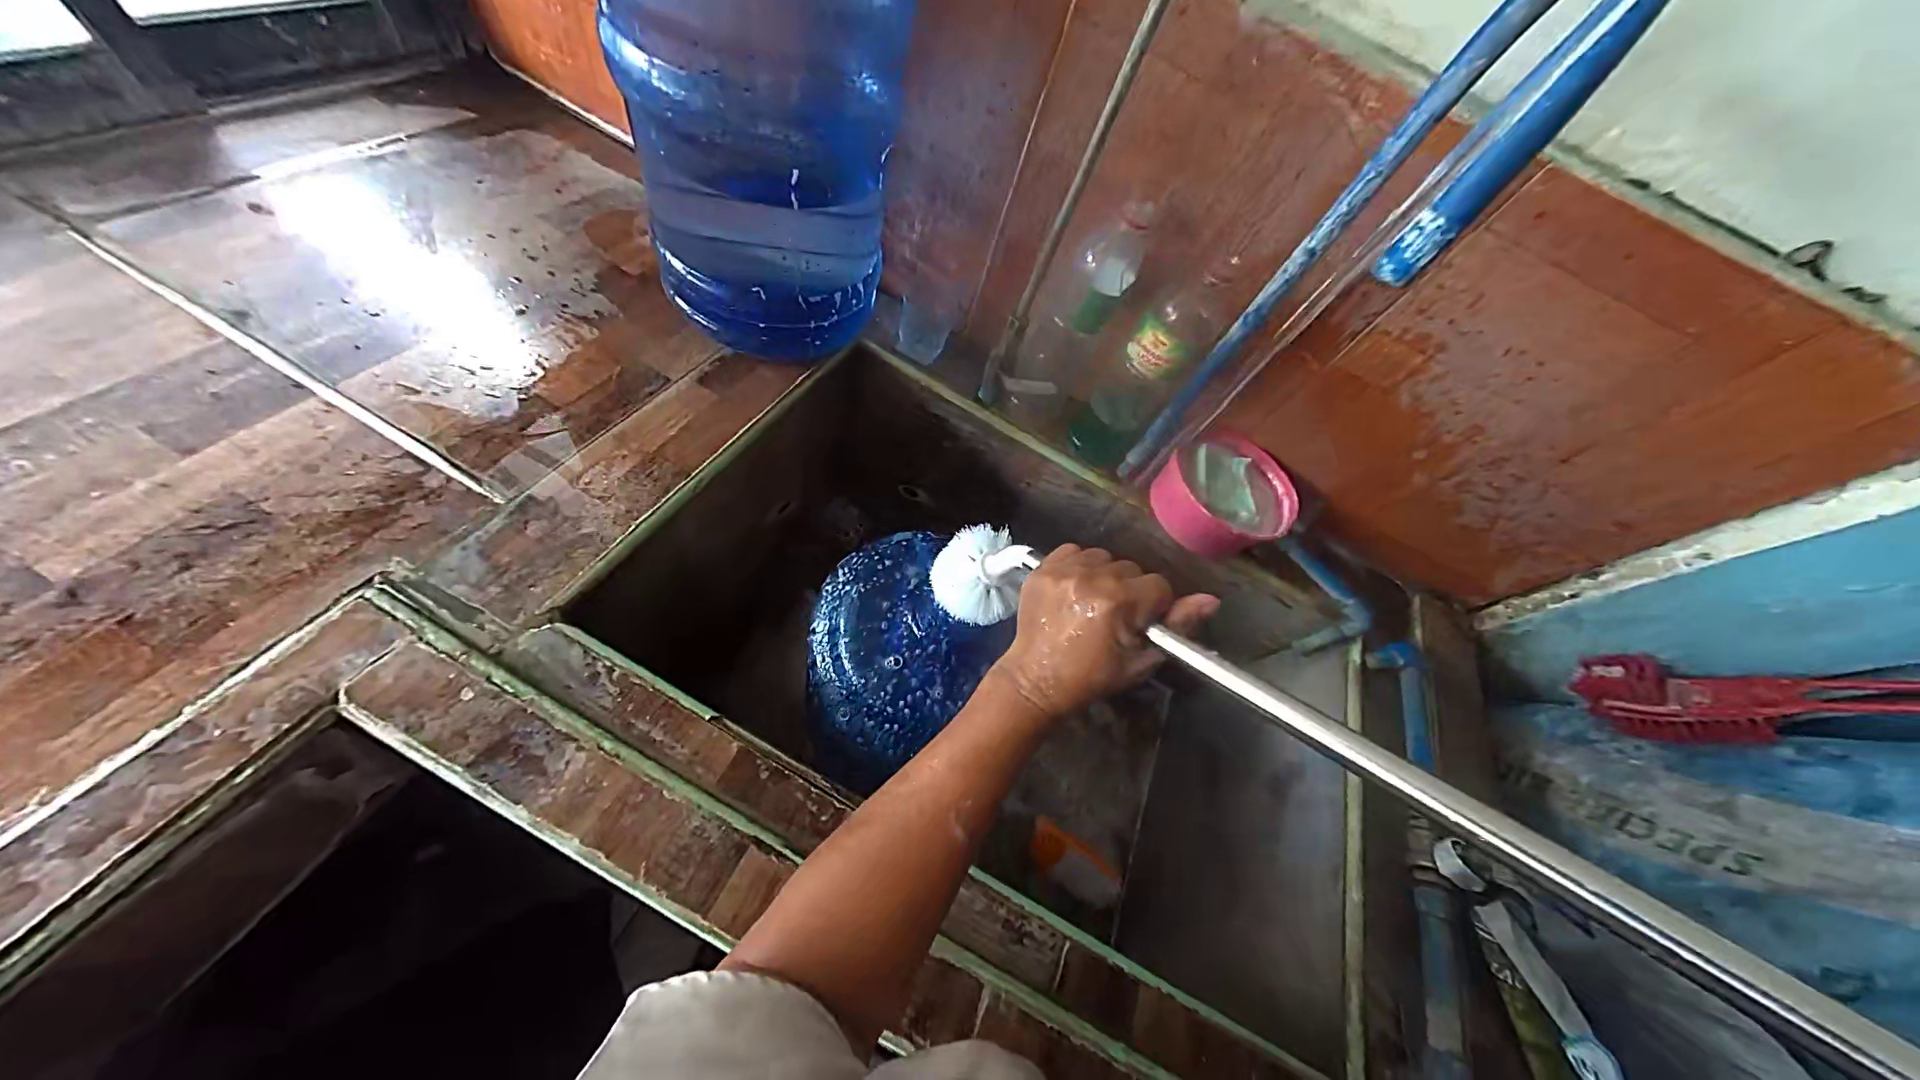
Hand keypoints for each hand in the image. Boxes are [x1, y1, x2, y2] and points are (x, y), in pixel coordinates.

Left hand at [986, 544, 1218, 718]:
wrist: (1036, 679)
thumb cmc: (1092, 677)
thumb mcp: (1141, 661)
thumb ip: (1177, 627)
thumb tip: (1211, 600)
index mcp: (1119, 602)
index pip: (1159, 586)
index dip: (1155, 606)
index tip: (1141, 623)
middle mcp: (1092, 578)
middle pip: (1131, 568)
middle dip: (1130, 590)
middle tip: (1115, 617)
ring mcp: (1063, 570)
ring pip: (1103, 556)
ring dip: (1105, 575)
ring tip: (1094, 602)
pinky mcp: (1041, 568)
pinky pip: (1072, 551)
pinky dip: (1078, 565)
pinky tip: (1075, 588)